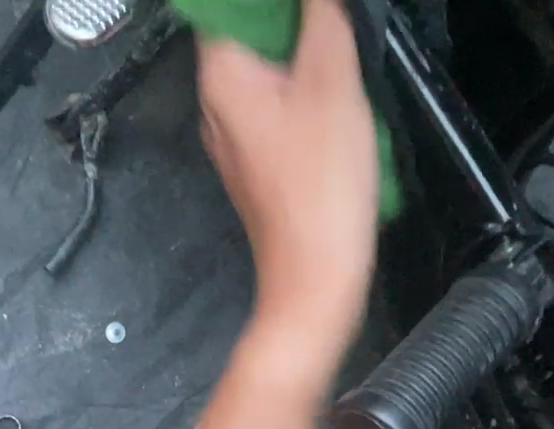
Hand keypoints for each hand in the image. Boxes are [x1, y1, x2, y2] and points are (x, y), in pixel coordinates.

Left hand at [197, 0, 378, 352]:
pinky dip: (298, 84)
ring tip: (338, 41)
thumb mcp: (332, 80)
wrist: (315, 275)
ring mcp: (232, 136)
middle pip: (244, 28)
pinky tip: (332, 88)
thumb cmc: (321, 188)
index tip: (304, 2)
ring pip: (261, 67)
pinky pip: (271, 103)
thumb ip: (321, 14)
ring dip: (298, 46)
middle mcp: (214, 105)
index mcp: (221, 76)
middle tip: (331, 16)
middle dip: (288, 12)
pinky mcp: (255, 161)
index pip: (224, 1)